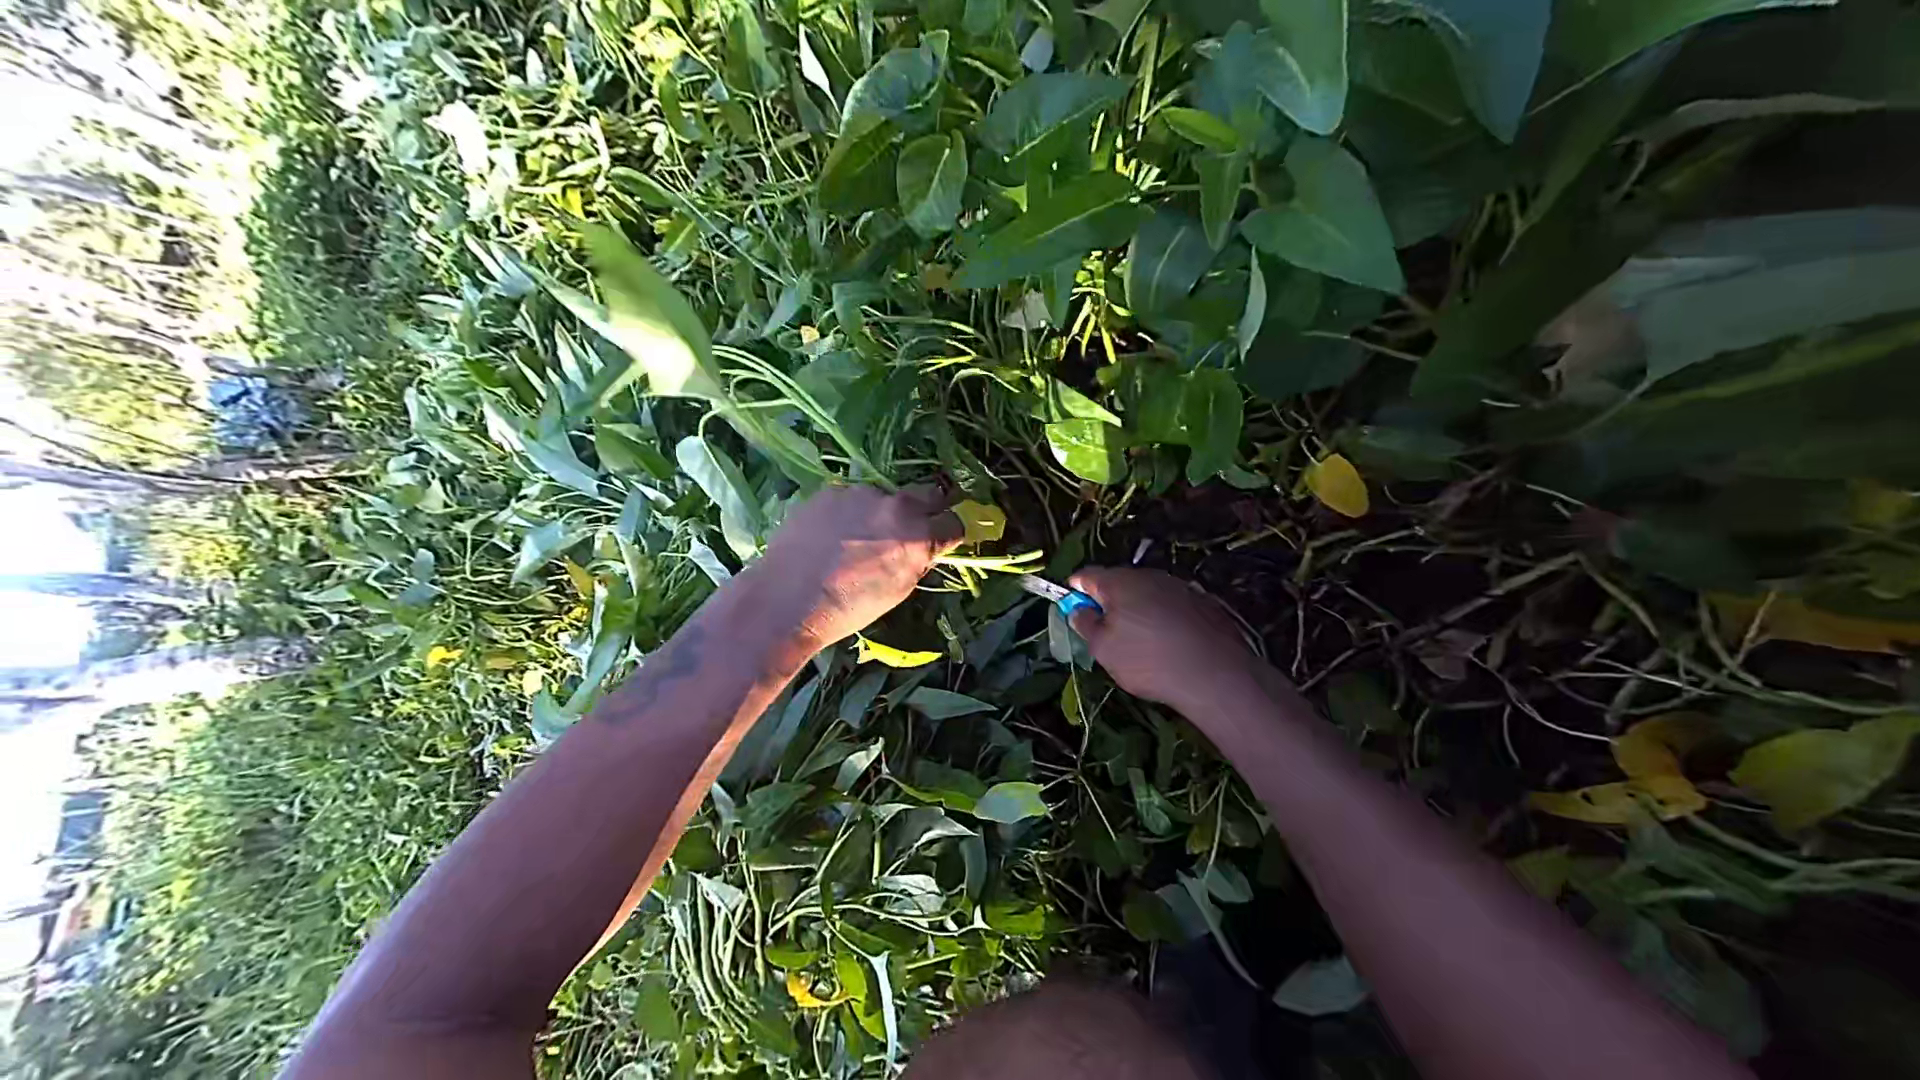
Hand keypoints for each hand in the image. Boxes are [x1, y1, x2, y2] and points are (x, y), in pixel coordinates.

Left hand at [757, 485, 963, 648]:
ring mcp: (862, 493)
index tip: (944, 536)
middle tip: (915, 524)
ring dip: (882, 510)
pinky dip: (850, 511)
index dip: (950, 530)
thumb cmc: (849, 607)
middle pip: (928, 493)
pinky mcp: (832, 490)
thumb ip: (918, 561)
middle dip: (928, 507)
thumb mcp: (898, 590)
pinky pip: (852, 497)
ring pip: (885, 496)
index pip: (954, 522)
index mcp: (919, 536)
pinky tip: (832, 533)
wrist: (788, 596)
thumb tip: (925, 548)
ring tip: (858, 536)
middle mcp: (896, 506)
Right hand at [1068, 567, 1261, 713]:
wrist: (1215, 675)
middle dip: (1108, 603)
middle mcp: (1149, 576)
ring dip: (1137, 611)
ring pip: (1146, 594)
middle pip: (1117, 583)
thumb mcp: (1103, 649)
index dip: (1075, 592)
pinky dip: (1163, 619)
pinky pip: (1171, 606)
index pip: (1086, 575)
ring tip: (1141, 645)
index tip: (1076, 615)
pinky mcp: (1203, 603)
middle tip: (1107, 636)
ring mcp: (1179, 587)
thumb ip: (1085, 624)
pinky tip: (1169, 646)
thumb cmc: (1148, 661)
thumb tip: (1078, 609)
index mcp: (1119, 582)